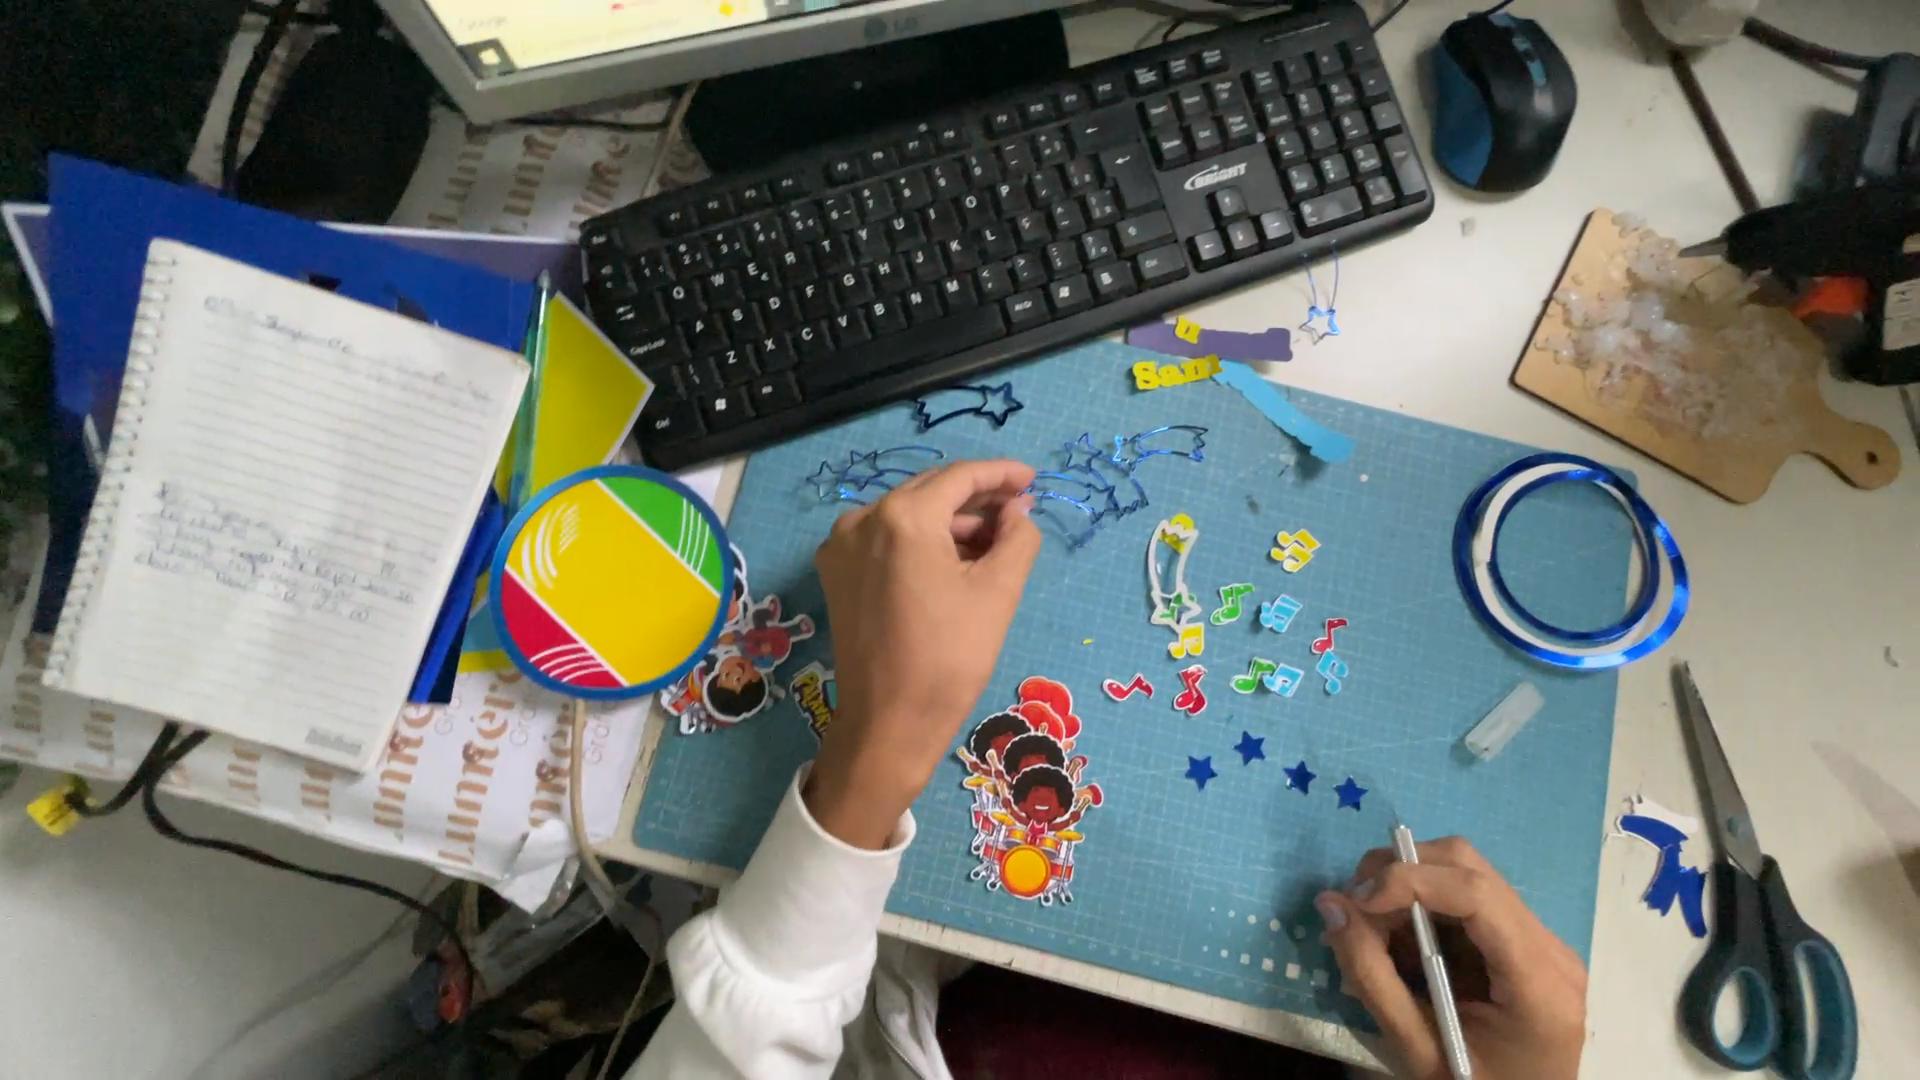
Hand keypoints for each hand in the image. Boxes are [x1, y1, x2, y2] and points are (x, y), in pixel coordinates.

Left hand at [804, 460, 1040, 848]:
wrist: (889, 723)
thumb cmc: (949, 657)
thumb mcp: (998, 592)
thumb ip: (1018, 537)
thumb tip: (1017, 511)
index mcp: (902, 517)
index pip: (959, 478)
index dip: (1000, 474)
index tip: (1032, 479)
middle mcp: (862, 518)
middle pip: (930, 492)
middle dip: (977, 499)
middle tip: (1018, 511)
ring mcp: (841, 545)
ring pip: (908, 515)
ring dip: (951, 522)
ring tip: (994, 541)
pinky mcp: (836, 571)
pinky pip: (886, 539)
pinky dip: (921, 542)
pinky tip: (953, 559)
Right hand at [1315, 837, 1587, 1079]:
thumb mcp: (1416, 1048)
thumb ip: (1371, 974)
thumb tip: (1328, 902)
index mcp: (1538, 984)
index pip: (1477, 894)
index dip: (1409, 881)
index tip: (1357, 901)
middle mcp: (1548, 948)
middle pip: (1464, 865)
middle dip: (1397, 872)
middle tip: (1354, 908)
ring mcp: (1535, 938)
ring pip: (1457, 867)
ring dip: (1402, 884)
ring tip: (1370, 927)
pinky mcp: (1516, 936)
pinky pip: (1456, 891)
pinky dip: (1414, 900)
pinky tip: (1396, 938)